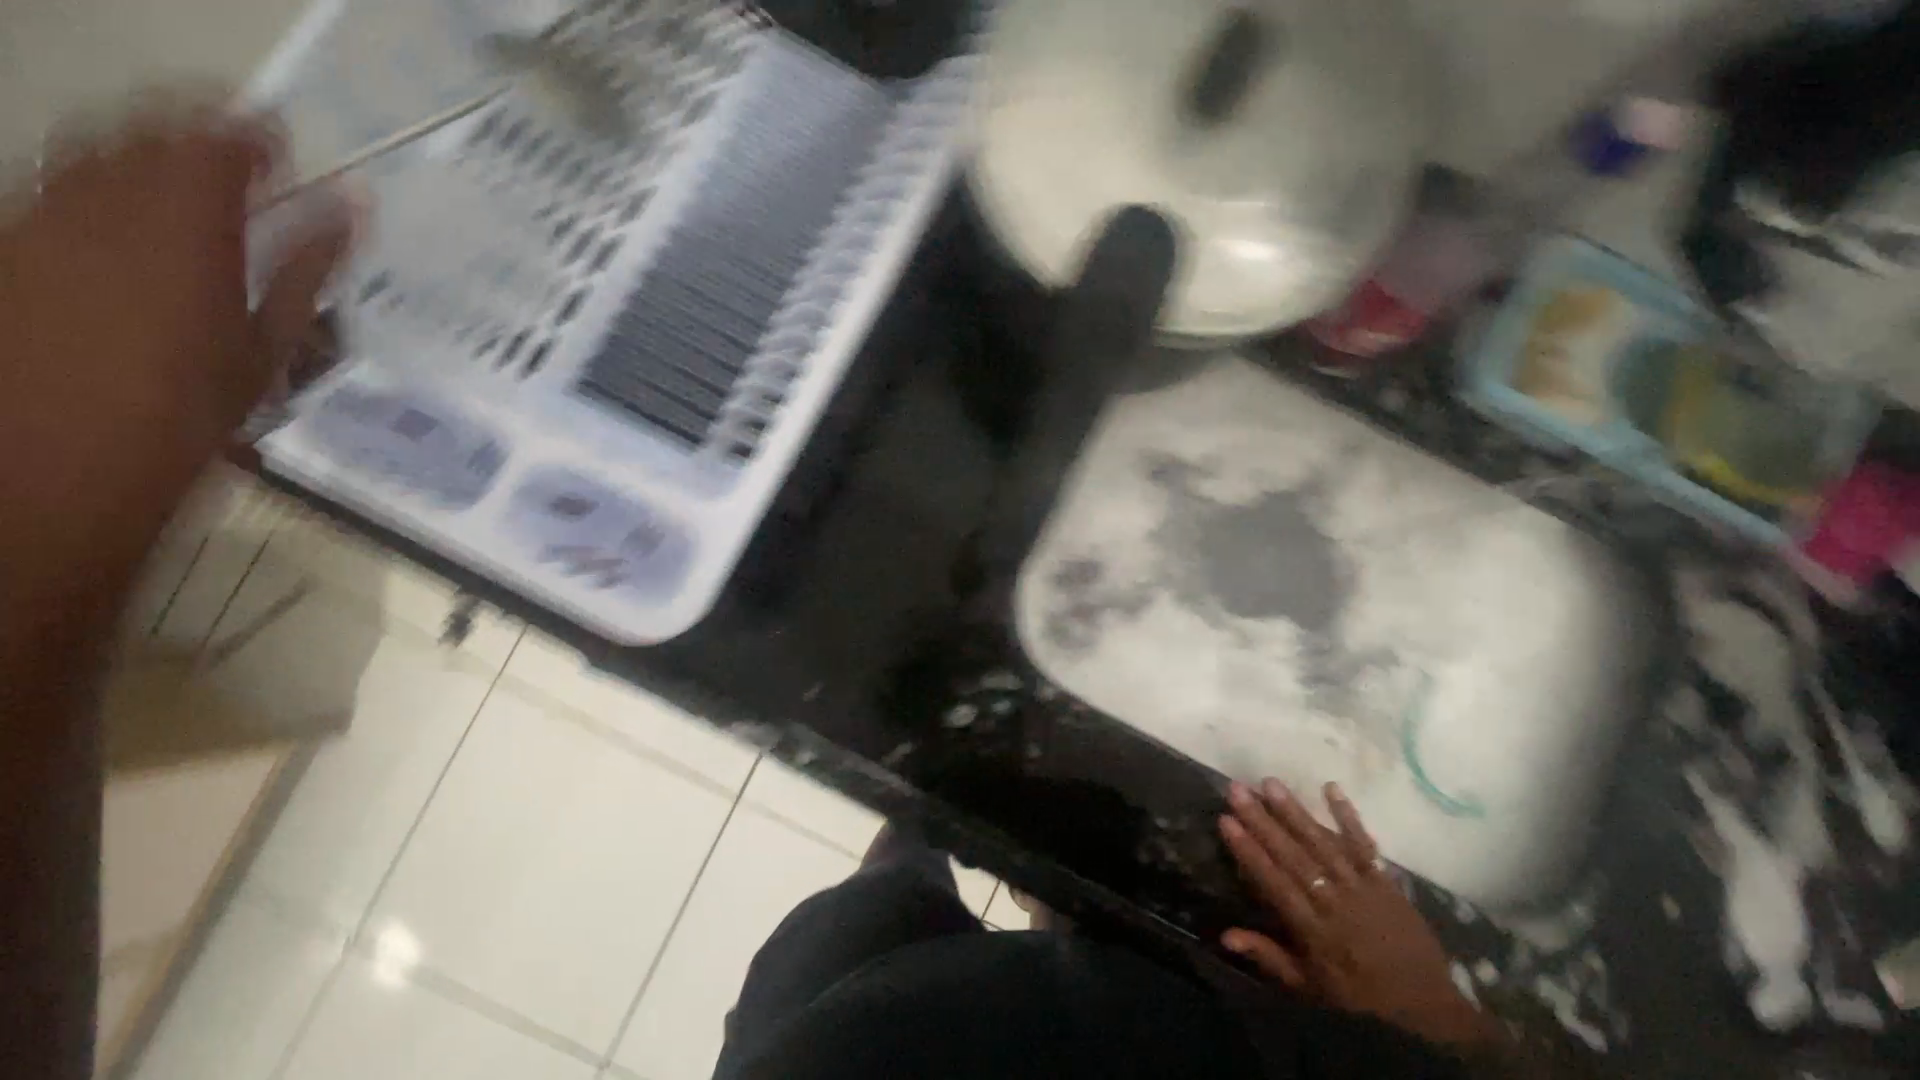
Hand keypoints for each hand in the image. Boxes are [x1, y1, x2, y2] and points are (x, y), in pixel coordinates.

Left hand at [0, 102, 353, 612]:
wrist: (66, 457)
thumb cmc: (191, 411)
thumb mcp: (268, 346)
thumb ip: (309, 269)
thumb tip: (352, 212)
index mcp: (189, 230)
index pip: (220, 149)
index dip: (252, 136)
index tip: (282, 143)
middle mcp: (109, 206)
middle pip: (148, 130)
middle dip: (195, 130)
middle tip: (237, 152)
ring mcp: (48, 216)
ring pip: (93, 146)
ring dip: (142, 146)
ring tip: (182, 172)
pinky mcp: (10, 239)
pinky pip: (52, 179)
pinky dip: (95, 177)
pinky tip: (122, 210)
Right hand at [1219, 779, 1500, 1051]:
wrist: (1427, 1010)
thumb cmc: (1358, 1000)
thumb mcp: (1309, 989)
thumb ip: (1269, 957)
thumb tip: (1225, 934)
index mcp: (1314, 931)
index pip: (1274, 883)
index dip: (1249, 851)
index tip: (1226, 821)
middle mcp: (1335, 904)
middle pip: (1294, 857)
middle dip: (1263, 821)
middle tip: (1238, 790)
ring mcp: (1363, 889)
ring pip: (1324, 845)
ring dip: (1296, 812)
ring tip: (1270, 784)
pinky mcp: (1386, 882)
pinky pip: (1365, 846)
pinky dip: (1348, 816)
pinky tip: (1331, 789)